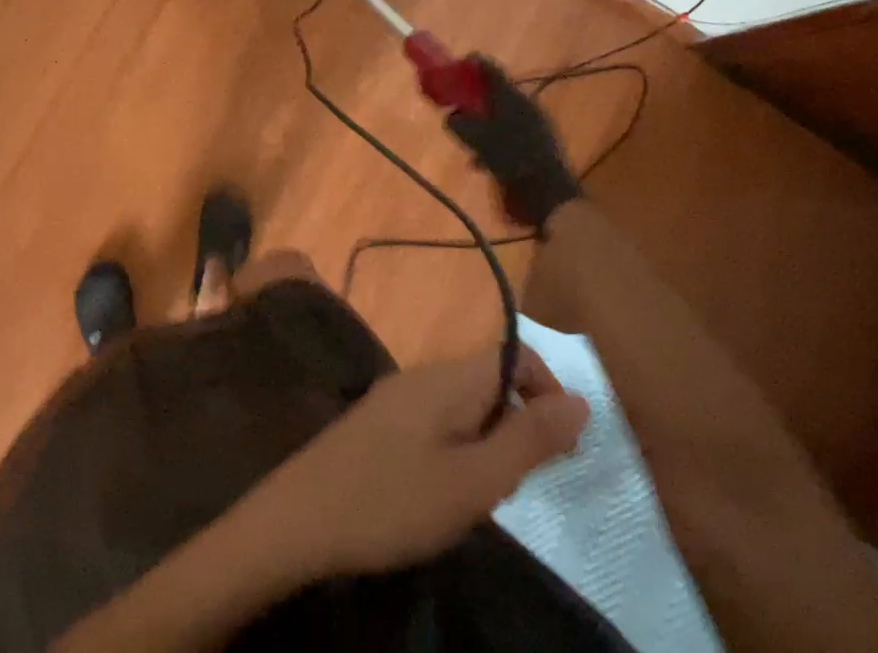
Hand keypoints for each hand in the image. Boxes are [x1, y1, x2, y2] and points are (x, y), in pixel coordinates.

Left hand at [230, 345, 588, 581]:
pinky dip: (452, 453)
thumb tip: (580, 398)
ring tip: (472, 498)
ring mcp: (393, 399)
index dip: (548, 393)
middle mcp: (421, 376)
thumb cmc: (394, 501)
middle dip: (516, 427)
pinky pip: (433, 425)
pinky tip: (435, 496)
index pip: (517, 355)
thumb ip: (531, 438)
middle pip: (491, 382)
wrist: (296, 521)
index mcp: (450, 378)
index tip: (556, 450)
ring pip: (463, 408)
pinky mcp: (375, 425)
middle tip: (508, 485)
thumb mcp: (477, 479)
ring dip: (484, 446)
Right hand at [445, 57, 581, 227]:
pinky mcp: (536, 147)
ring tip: (465, 141)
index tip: (452, 66)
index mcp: (513, 97)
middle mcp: (525, 107)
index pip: (490, 69)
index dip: (470, 64)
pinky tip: (480, 163)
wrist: (548, 195)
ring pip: (500, 116)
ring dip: (481, 124)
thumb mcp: (477, 140)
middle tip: (454, 104)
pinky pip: (508, 136)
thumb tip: (451, 116)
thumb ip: (460, 124)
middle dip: (473, 98)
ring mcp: (533, 127)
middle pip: (495, 93)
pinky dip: (492, 143)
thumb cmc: (512, 160)